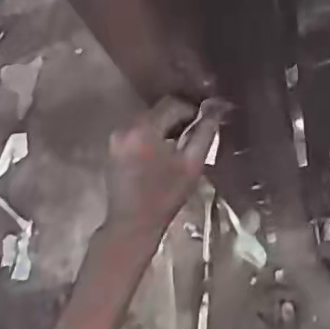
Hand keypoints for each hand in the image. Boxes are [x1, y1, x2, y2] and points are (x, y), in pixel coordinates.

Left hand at [104, 96, 226, 239]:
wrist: (132, 224)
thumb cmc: (165, 196)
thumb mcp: (192, 164)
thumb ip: (204, 133)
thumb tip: (216, 111)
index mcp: (144, 129)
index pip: (173, 104)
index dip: (192, 109)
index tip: (205, 121)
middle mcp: (126, 127)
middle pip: (159, 109)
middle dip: (179, 117)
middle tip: (195, 132)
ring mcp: (117, 136)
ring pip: (148, 119)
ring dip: (166, 125)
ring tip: (181, 142)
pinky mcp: (114, 146)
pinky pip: (138, 129)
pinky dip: (152, 133)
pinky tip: (163, 150)